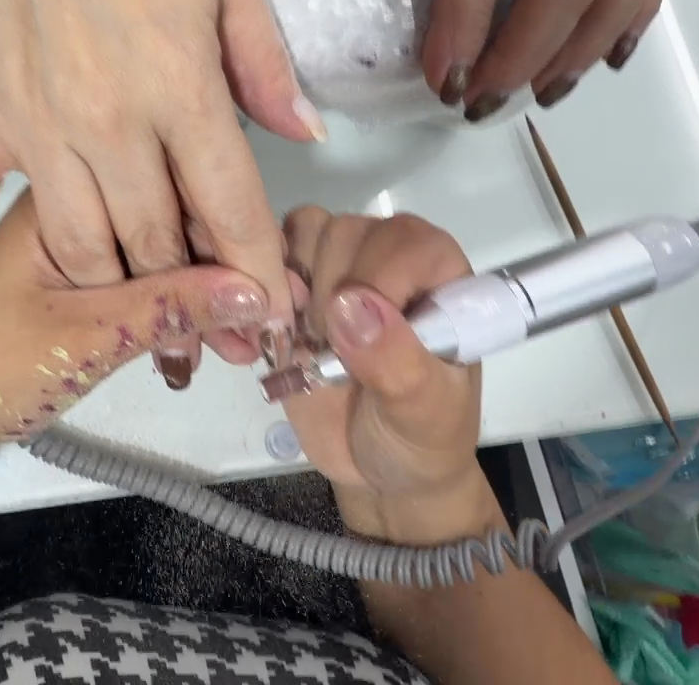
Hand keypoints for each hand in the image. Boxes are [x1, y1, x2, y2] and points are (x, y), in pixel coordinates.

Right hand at [0, 0, 318, 383]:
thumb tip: (307, 133)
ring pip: (76, 249)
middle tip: (213, 347)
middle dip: (192, 305)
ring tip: (136, 336)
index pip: (228, 207)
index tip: (269, 324)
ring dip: (110, 302)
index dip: (255, 275)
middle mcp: (108, 125)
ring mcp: (32, 130)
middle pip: (154, 245)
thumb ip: (265, 61)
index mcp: (179, 86)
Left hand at [0, 191, 271, 456]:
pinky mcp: (88, 275)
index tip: (279, 287)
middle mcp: (77, 202)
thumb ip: (164, 309)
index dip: (227, 240)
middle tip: (274, 324)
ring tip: (249, 344)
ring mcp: (84, 238)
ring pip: (164, 254)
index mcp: (60, 196)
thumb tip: (256, 294)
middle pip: (171, 223)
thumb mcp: (81, 338)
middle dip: (227, 273)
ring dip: (208, 296)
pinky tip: (217, 333)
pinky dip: (181, 306)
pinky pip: (147, 279)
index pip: (163, 194)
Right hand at [278, 207, 497, 539]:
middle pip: (343, 233)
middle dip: (328, 298)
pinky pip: (269, 251)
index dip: (375, 283)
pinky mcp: (295, 277)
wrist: (375, 464)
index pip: (404, 241)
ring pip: (301, 237)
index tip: (359, 342)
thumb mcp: (423, 415)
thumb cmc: (418, 437)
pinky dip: (261, 287)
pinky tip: (277, 331)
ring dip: (293, 294)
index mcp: (437, 274)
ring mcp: (337, 262)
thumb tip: (352, 305)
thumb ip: (397, 362)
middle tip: (334, 355)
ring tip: (308, 343)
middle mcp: (388, 254)